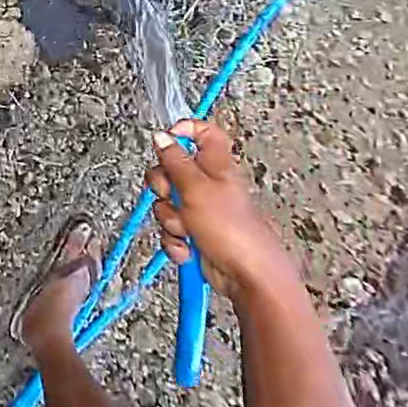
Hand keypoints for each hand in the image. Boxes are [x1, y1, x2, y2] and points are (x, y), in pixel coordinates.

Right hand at [145, 119, 299, 301]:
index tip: (167, 140)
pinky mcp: (194, 233)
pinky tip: (188, 247)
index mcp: (215, 164)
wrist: (246, 276)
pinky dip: (175, 240)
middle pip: (171, 169)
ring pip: (167, 203)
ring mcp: (200, 209)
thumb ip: (174, 160)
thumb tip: (161, 136)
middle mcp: (207, 184)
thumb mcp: (196, 187)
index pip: (203, 132)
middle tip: (173, 194)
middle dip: (163, 186)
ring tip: (187, 228)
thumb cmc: (232, 229)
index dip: (184, 130)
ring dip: (170, 219)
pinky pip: (171, 229)